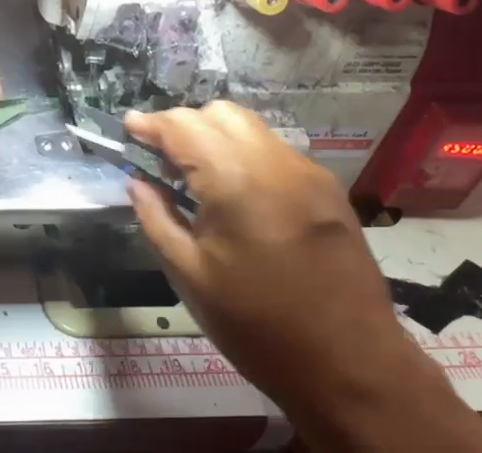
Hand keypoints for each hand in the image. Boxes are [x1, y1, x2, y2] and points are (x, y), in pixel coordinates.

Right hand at [125, 103, 422, 416]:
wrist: (353, 368)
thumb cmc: (259, 326)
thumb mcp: (190, 276)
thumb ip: (156, 218)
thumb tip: (138, 182)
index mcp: (236, 182)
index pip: (183, 125)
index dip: (150, 124)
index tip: (128, 132)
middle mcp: (275, 163)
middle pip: (218, 113)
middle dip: (183, 126)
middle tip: (161, 161)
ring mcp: (308, 172)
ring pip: (250, 126)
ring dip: (215, 136)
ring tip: (197, 176)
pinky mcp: (328, 189)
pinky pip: (274, 150)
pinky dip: (245, 154)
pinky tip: (237, 194)